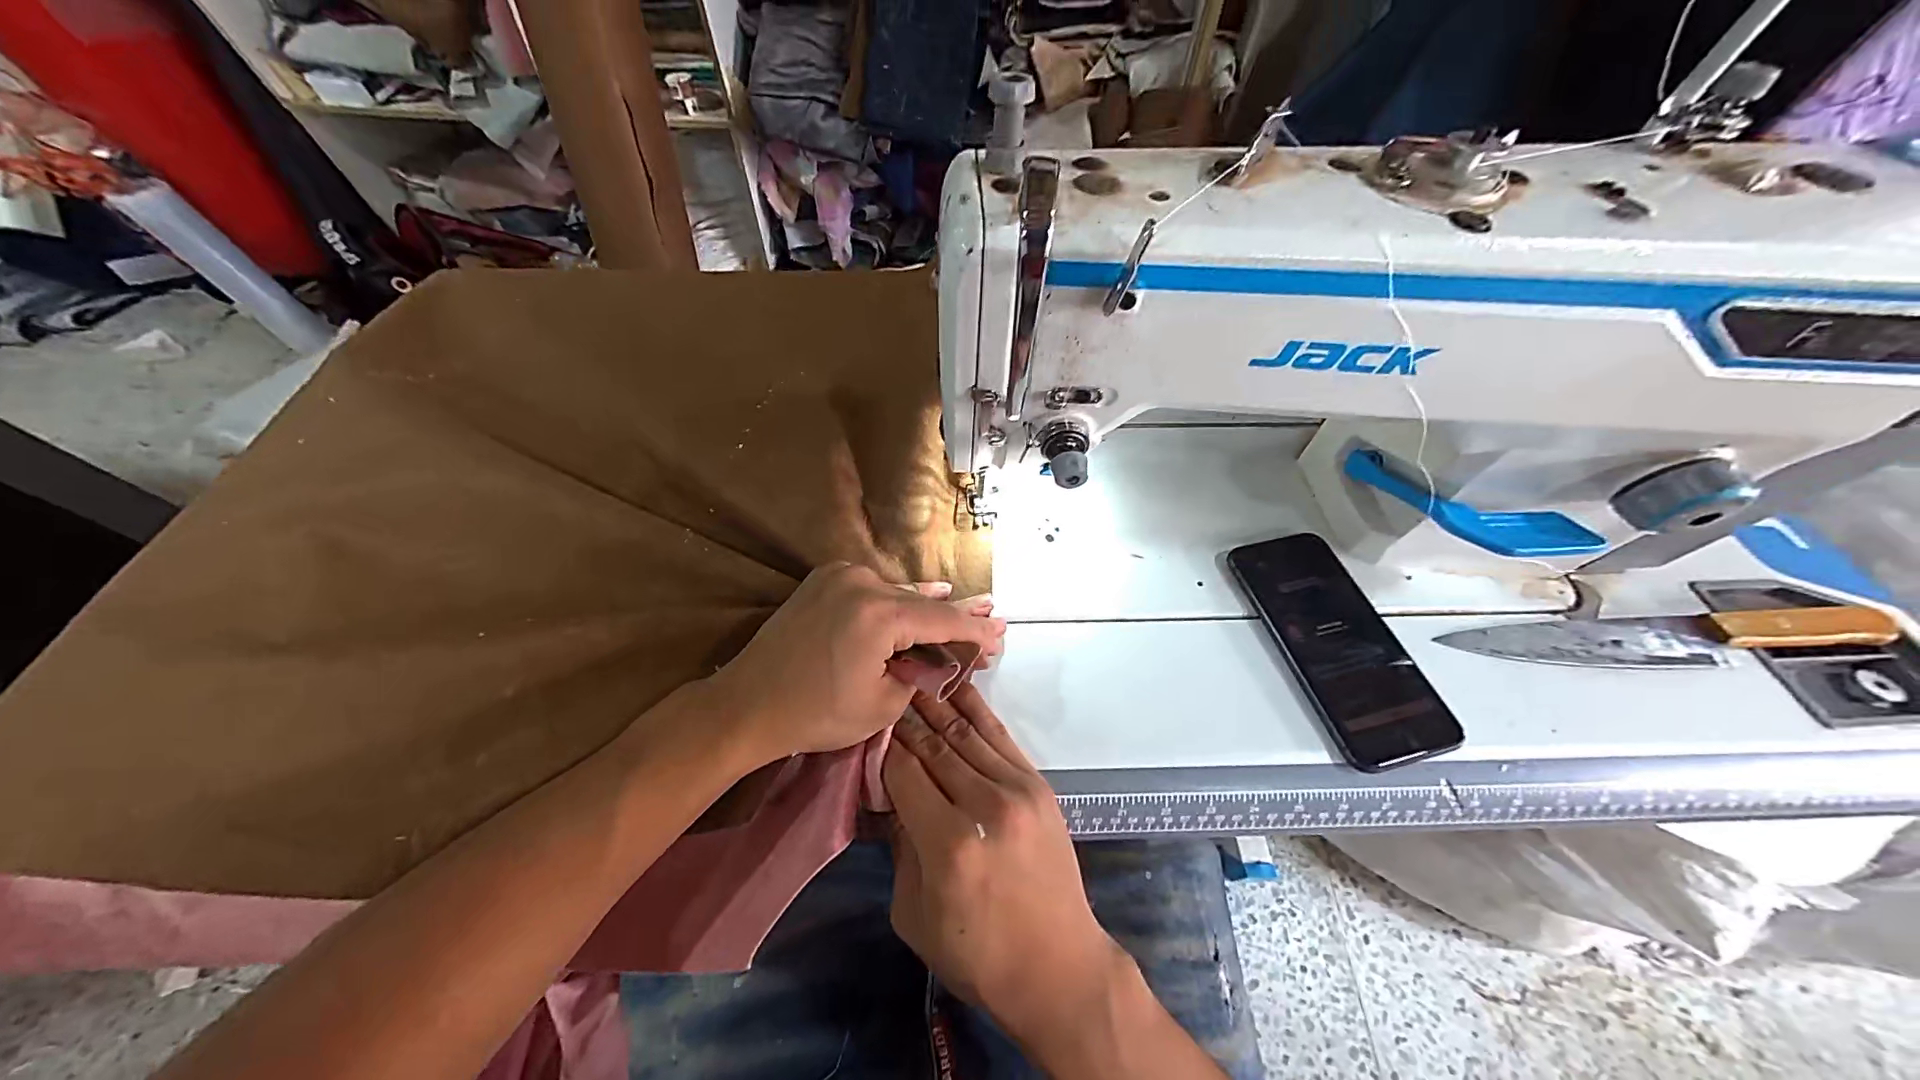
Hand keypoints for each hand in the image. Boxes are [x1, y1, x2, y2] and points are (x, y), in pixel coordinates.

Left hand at [706, 563, 1005, 762]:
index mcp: (879, 614)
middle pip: (923, 603)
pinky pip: (874, 589)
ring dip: (928, 606)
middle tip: (992, 620)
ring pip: (899, 593)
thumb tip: (939, 660)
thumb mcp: (882, 705)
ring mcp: (839, 576)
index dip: (974, 630)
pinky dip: (898, 599)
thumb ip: (919, 675)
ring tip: (970, 605)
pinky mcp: (824, 580)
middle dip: (956, 618)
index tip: (1001, 633)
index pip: (942, 621)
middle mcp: (862, 582)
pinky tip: (924, 594)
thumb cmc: (815, 713)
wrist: (746, 704)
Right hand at [883, 685, 1127, 1053]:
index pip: (904, 772)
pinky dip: (976, 710)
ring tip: (913, 679)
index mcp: (948, 843)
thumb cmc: (977, 954)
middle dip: (905, 719)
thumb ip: (899, 847)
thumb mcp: (913, 912)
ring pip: (966, 733)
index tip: (866, 728)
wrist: (1057, 966)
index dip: (881, 746)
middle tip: (884, 693)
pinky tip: (956, 688)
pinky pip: (1000, 737)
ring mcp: (1018, 791)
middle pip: (933, 746)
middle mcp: (985, 806)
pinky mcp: (1038, 786)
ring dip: (936, 705)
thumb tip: (890, 796)